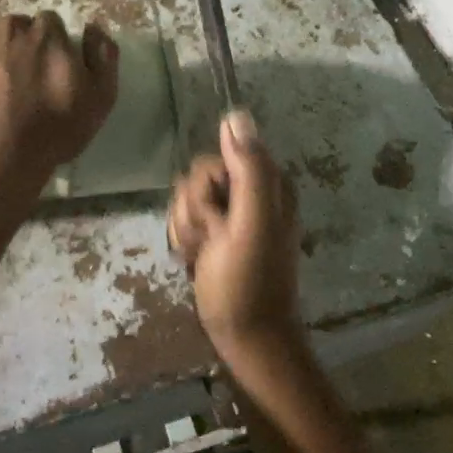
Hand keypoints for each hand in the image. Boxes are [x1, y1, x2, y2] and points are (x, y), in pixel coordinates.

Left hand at [0, 13, 119, 179]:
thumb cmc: (54, 132)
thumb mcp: (100, 100)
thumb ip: (104, 57)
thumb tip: (92, 28)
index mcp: (48, 34)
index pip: (51, 23)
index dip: (52, 47)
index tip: (49, 71)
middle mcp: (12, 26)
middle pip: (20, 25)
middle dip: (24, 45)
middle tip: (23, 79)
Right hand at [167, 110, 302, 347]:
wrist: (246, 338)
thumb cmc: (248, 284)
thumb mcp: (252, 223)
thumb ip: (248, 168)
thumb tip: (235, 114)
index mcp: (269, 184)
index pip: (217, 157)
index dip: (207, 187)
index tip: (217, 217)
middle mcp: (251, 193)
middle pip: (196, 176)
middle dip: (193, 209)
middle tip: (211, 241)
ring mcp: (230, 216)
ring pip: (185, 198)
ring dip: (187, 228)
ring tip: (204, 256)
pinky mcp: (213, 235)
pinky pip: (183, 219)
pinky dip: (184, 241)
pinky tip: (196, 261)